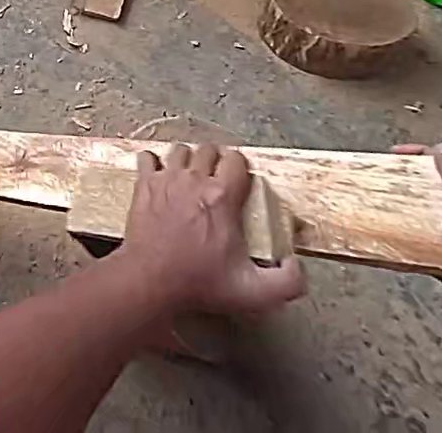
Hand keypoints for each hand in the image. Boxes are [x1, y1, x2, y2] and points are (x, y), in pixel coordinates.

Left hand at [115, 144, 306, 316]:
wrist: (151, 281)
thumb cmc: (198, 283)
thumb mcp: (252, 292)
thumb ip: (286, 282)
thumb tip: (297, 265)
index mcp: (222, 196)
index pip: (236, 160)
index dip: (239, 168)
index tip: (238, 182)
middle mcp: (195, 179)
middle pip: (208, 149)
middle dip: (214, 160)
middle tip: (215, 179)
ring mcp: (167, 178)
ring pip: (180, 150)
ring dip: (187, 160)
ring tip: (189, 176)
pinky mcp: (144, 184)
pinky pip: (147, 157)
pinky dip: (153, 162)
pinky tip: (158, 174)